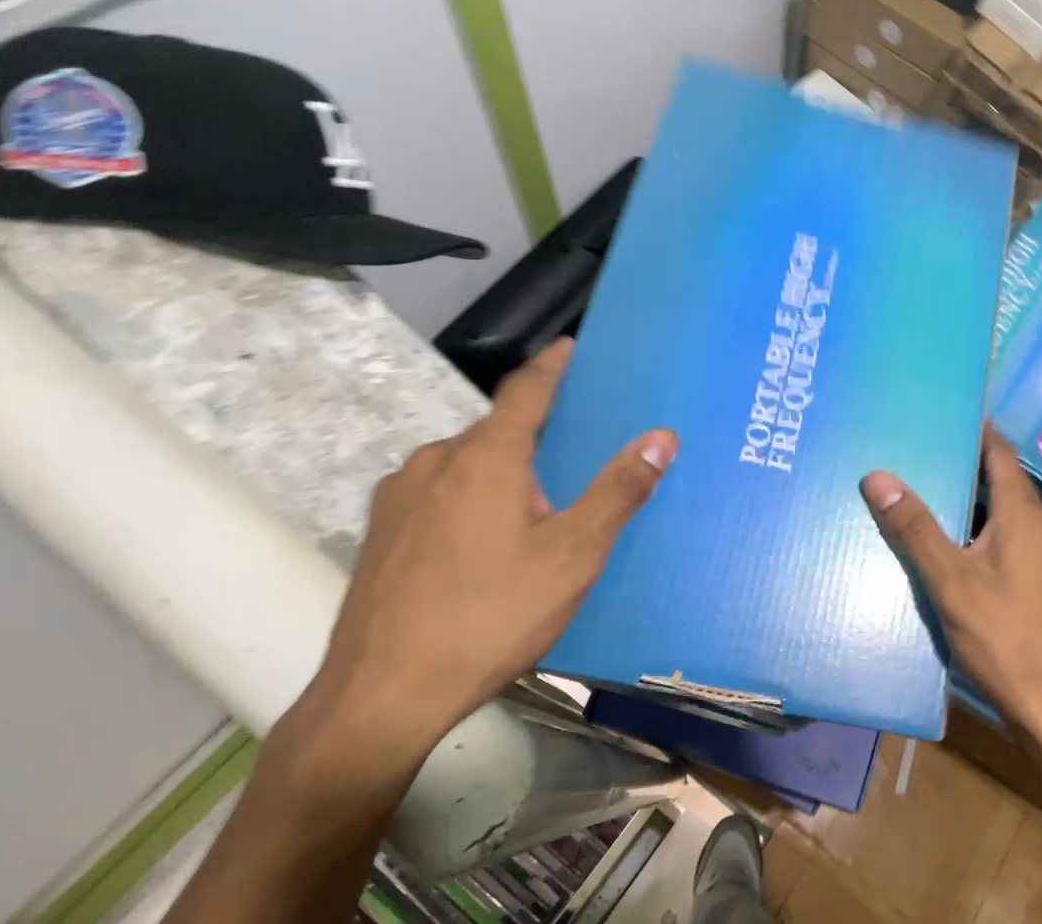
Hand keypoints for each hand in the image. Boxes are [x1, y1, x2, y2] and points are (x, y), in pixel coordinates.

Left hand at [310, 339, 677, 753]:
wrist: (383, 693)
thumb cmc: (491, 616)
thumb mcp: (573, 557)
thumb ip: (618, 492)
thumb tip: (661, 436)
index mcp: (486, 457)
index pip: (525, 390)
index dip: (553, 366)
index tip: (571, 347)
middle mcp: (435, 462)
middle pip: (496, 432)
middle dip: (535, 438)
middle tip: (574, 461)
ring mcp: (399, 498)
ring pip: (464, 467)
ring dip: (501, 474)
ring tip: (533, 514)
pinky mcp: (380, 533)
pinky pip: (438, 496)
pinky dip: (470, 500)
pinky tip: (484, 549)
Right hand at [861, 425, 1041, 743]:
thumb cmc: (1005, 639)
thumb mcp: (951, 582)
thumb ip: (916, 529)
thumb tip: (878, 475)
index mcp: (1023, 515)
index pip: (1000, 453)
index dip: (975, 429)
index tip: (940, 410)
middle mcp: (1037, 528)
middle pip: (998, 480)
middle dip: (960, 463)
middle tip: (914, 448)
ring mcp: (1040, 559)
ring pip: (997, 514)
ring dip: (964, 501)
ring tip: (918, 491)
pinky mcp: (1035, 585)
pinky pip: (999, 541)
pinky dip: (971, 532)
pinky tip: (941, 548)